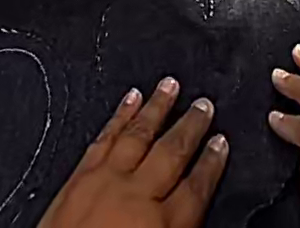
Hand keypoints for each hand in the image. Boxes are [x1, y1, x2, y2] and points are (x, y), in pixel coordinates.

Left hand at [38, 77, 229, 227]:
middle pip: (172, 152)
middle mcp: (137, 198)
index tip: (220, 142)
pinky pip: (105, 137)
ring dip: (158, 107)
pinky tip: (130, 98)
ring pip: (140, 134)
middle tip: (204, 104)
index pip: (196, 188)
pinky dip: (120, 114)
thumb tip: (195, 217)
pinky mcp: (79, 176)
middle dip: (191, 126)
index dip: (211, 164)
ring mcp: (106, 181)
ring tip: (170, 85)